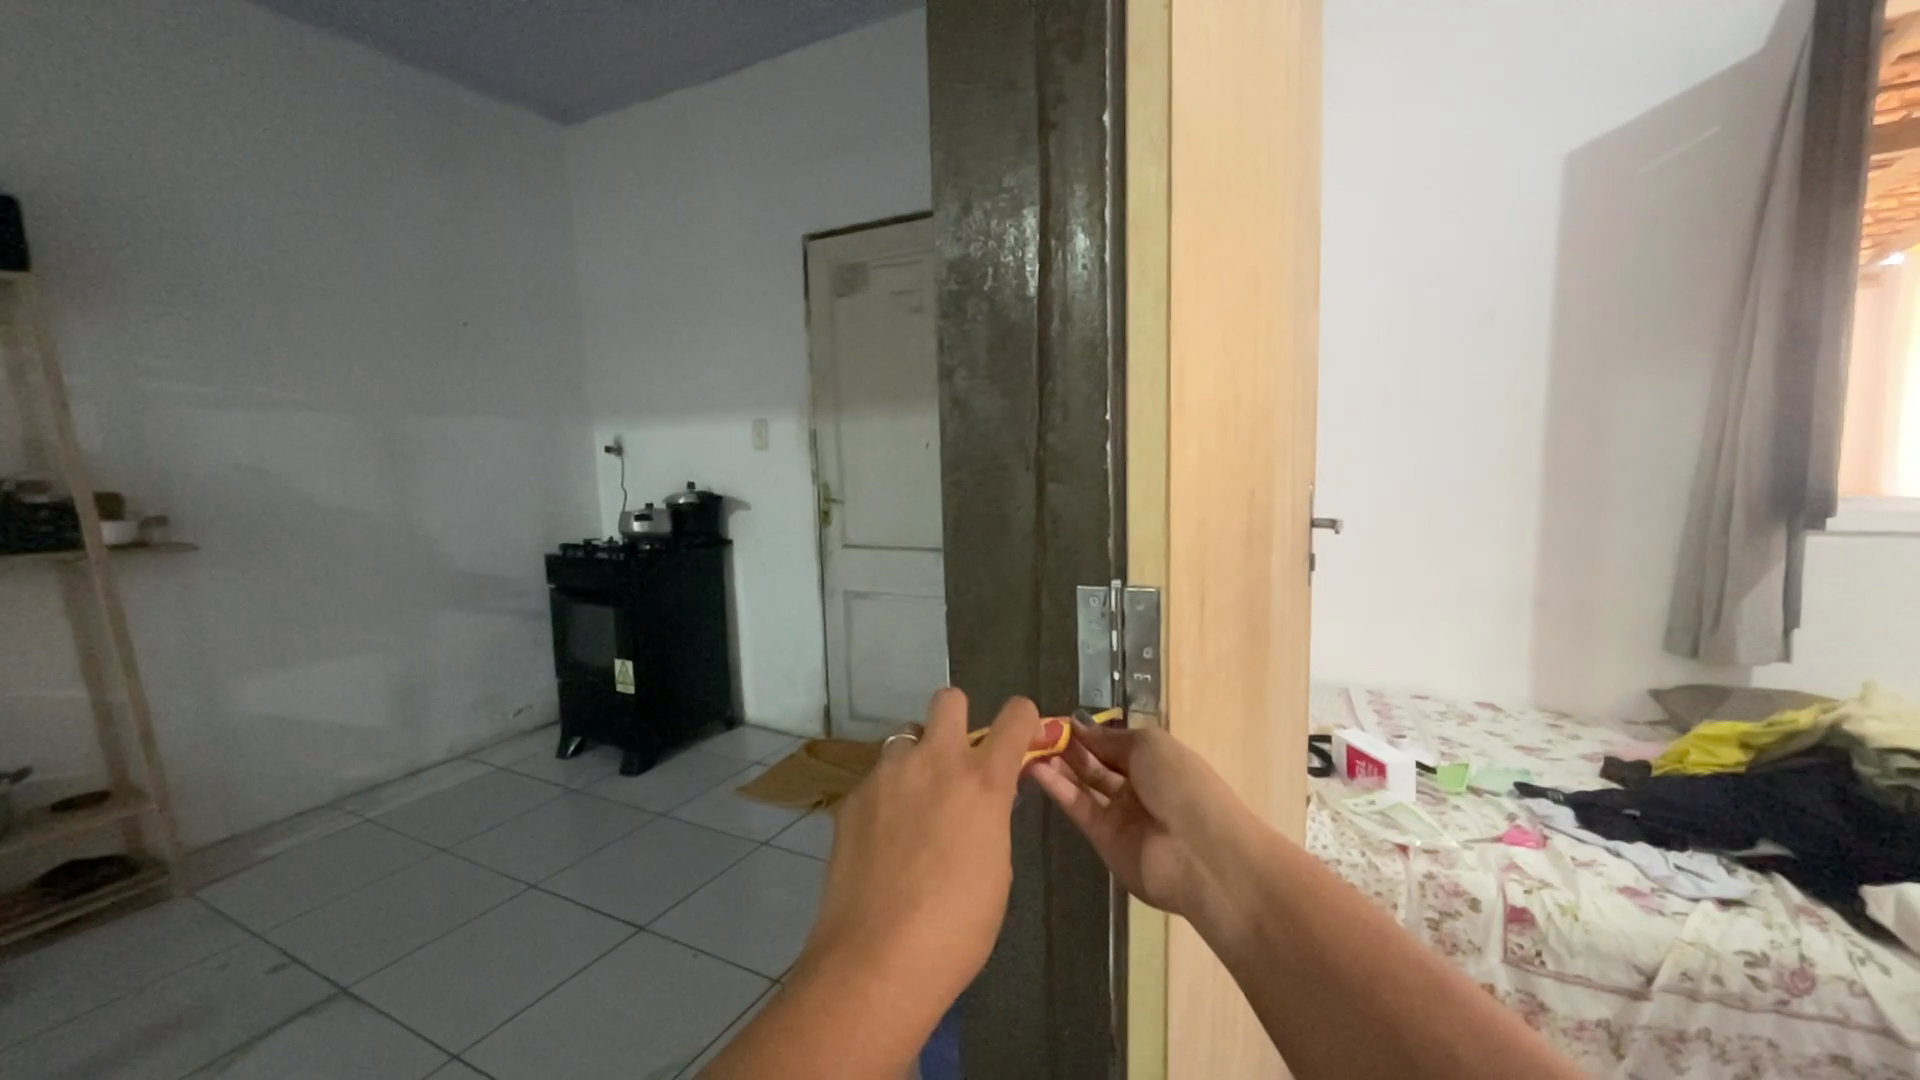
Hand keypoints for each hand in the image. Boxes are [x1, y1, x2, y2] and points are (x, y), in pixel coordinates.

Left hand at [795, 689, 1040, 1018]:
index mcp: (981, 781)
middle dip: (956, 718)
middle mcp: (934, 763)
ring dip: (915, 761)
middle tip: (955, 761)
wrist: (877, 959)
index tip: (1022, 734)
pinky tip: (882, 843)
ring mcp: (887, 776)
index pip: (1015, 717)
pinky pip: (877, 780)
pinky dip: (886, 798)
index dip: (1023, 718)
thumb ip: (990, 818)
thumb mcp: (996, 867)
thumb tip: (983, 802)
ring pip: (905, 740)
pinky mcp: (852, 798)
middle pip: (948, 699)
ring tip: (911, 810)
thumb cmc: (957, 927)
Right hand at [1027, 720, 1243, 917]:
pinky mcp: (1103, 839)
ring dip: (1060, 765)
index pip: (1116, 743)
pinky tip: (1036, 768)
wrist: (1200, 854)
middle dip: (1071, 746)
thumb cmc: (1182, 785)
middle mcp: (1138, 786)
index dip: (1090, 732)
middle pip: (1098, 763)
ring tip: (1031, 746)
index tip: (1058, 720)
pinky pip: (1078, 807)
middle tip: (1038, 731)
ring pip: (1084, 785)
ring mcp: (1121, 814)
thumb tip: (1081, 726)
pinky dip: (1057, 788)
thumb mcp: (1150, 745)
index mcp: (1157, 761)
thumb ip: (1111, 738)